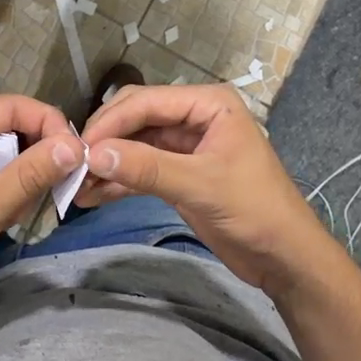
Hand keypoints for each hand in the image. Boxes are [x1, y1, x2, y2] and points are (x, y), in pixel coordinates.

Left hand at [0, 94, 81, 313]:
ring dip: (17, 173)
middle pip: (3, 125)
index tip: (78, 155)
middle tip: (60, 184)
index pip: (10, 106)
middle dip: (33, 152)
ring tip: (32, 203)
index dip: (48, 124)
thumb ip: (28, 176)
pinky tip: (6, 211)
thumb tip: (76, 147)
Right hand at [77, 84, 332, 292]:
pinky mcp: (181, 173)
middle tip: (74, 163)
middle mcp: (196, 116)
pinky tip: (92, 195)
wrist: (286, 259)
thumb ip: (148, 168)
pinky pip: (142, 168)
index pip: (148, 101)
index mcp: (209, 104)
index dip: (112, 121)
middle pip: (138, 117)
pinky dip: (119, 180)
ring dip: (108, 162)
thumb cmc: (255, 210)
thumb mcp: (201, 186)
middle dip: (106, 139)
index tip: (80, 147)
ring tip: (75, 184)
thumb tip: (94, 154)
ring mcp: (187, 145)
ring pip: (136, 144)